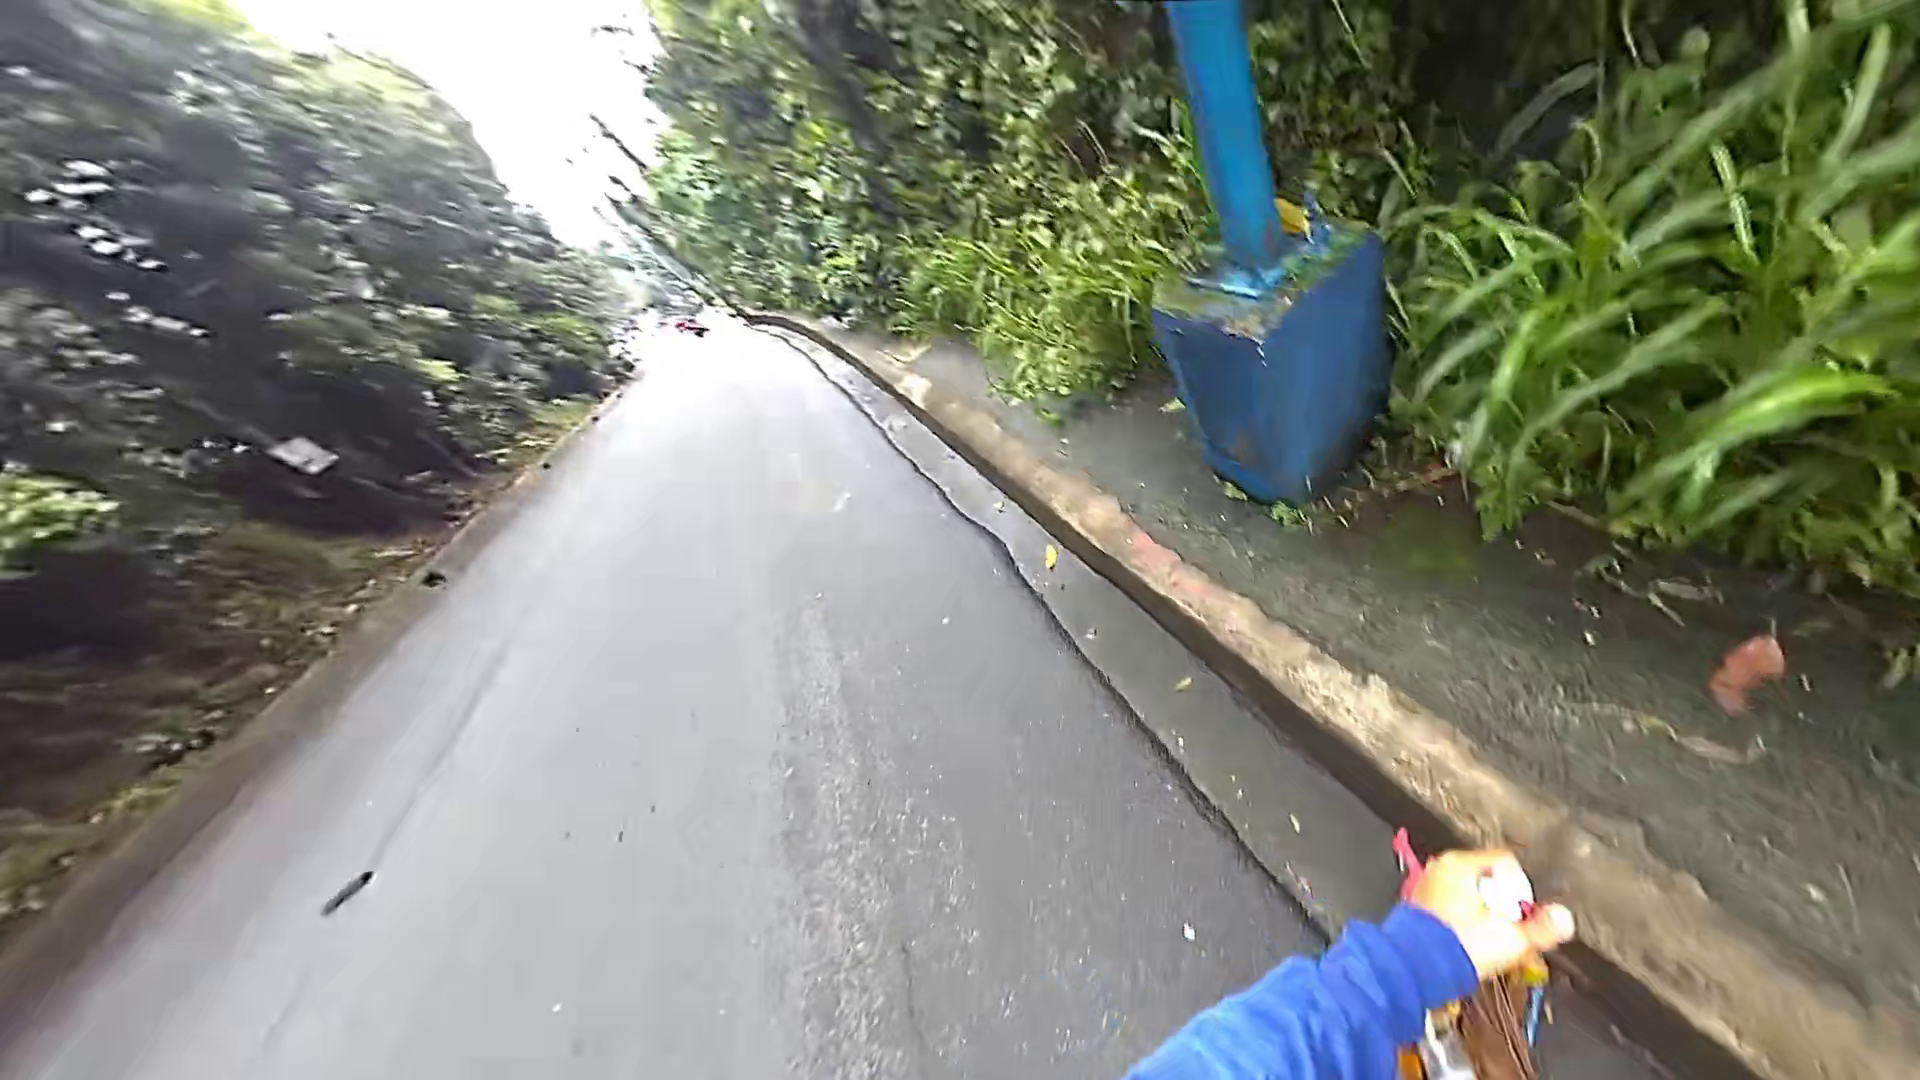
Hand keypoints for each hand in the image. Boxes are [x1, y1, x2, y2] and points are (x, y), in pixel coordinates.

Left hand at [1410, 849, 1575, 979]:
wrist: (1424, 959)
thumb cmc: (1465, 943)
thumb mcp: (1513, 937)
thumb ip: (1543, 927)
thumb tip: (1563, 915)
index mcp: (1460, 863)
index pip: (1505, 861)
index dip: (1522, 887)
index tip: (1524, 911)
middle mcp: (1443, 865)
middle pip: (1490, 878)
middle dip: (1508, 903)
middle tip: (1513, 928)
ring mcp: (1432, 879)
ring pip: (1475, 891)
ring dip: (1492, 912)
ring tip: (1497, 937)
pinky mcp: (1427, 896)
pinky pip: (1459, 899)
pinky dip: (1472, 914)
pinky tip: (1478, 936)